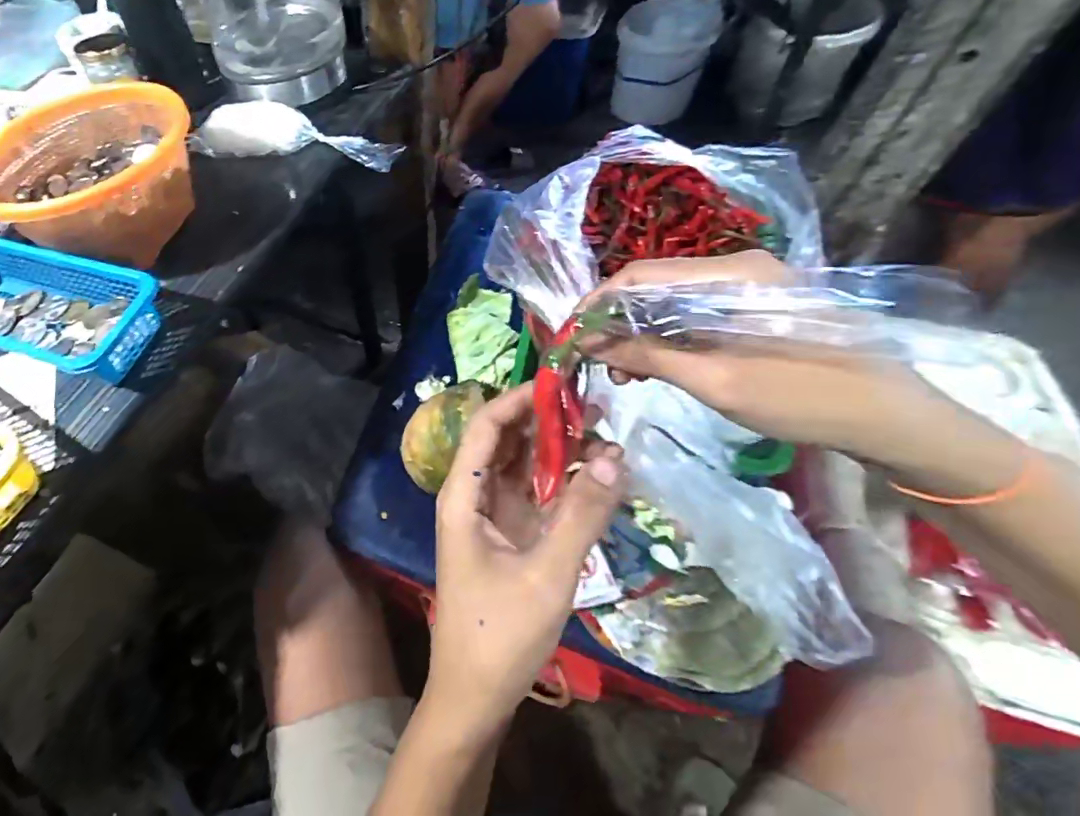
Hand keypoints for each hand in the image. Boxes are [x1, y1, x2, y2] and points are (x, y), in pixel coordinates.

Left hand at [427, 385, 628, 734]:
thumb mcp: (547, 573)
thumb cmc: (500, 634)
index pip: (487, 426)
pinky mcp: (512, 539)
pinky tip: (596, 475)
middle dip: (546, 421)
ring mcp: (494, 518)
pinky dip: (563, 483)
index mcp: (464, 496)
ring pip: (524, 468)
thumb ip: (582, 514)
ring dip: (558, 450)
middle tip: (596, 405)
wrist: (475, 698)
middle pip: (508, 442)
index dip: (520, 398)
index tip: (563, 383)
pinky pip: (537, 497)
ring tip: (604, 432)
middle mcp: (474, 497)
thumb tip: (615, 454)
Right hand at [578, 253, 986, 478]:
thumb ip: (651, 356)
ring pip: (671, 301)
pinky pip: (695, 315)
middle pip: (654, 285)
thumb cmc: (806, 398)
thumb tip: (593, 342)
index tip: (571, 336)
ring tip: (620, 370)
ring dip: (639, 332)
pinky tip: (654, 365)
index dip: (599, 303)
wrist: (894, 418)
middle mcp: (735, 267)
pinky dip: (668, 338)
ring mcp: (747, 286)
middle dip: (616, 321)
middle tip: (593, 361)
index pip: (641, 275)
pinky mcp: (754, 308)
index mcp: (730, 274)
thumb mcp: (719, 382)